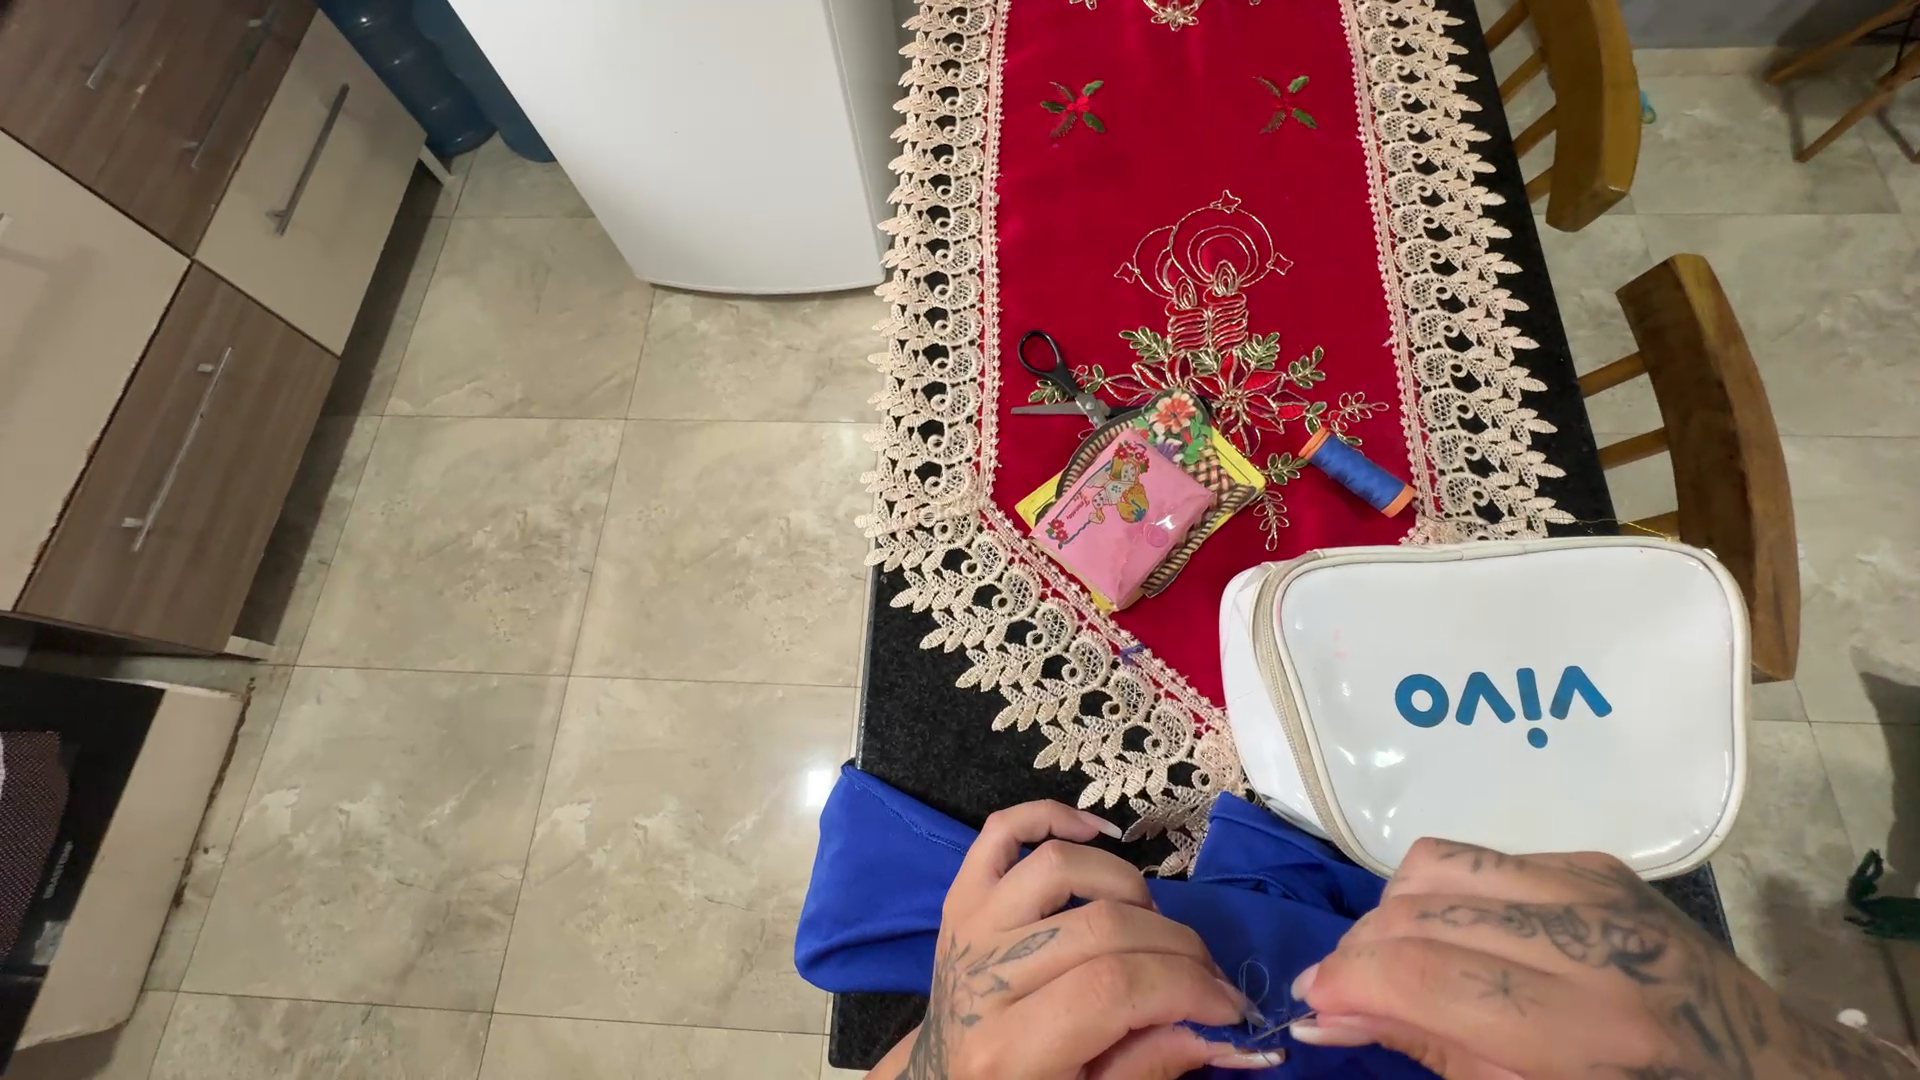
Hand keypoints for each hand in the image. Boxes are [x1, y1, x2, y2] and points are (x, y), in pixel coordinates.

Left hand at [867, 800, 1275, 1079]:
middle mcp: (981, 973)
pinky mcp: (961, 891)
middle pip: (1097, 926)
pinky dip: (1051, 815)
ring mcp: (967, 922)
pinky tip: (1098, 834)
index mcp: (1008, 1048)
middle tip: (1207, 971)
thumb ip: (1148, 1065)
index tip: (1231, 1004)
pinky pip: (1001, 830)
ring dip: (1124, 884)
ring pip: (1057, 865)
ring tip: (1150, 922)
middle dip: (1175, 945)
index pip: (1112, 989)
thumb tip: (1220, 1027)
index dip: (1186, 987)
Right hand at [1291, 837, 1916, 1079]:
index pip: (1424, 976)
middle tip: (1348, 988)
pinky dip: (1439, 892)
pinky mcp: (1590, 860)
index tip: (1311, 998)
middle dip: (1360, 951)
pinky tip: (1458, 931)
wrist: (1781, 1078)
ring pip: (1429, 866)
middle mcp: (1595, 937)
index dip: (1349, 982)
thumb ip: (1428, 1047)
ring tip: (1400, 955)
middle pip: (1417, 914)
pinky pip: (1471, 855)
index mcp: (1599, 1027)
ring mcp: (1595, 884)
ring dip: (1391, 912)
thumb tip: (1323, 1011)